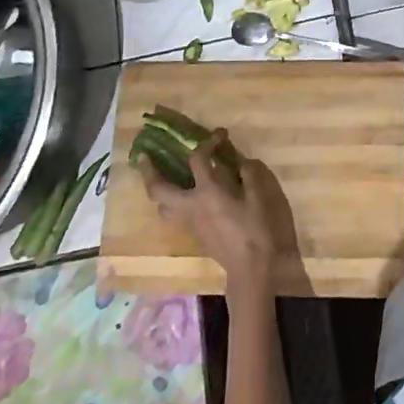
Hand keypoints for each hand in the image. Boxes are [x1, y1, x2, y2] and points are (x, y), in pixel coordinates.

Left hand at [142, 130, 279, 295]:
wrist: (251, 269)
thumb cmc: (257, 231)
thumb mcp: (260, 197)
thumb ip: (249, 175)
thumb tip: (242, 163)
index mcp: (207, 192)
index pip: (198, 159)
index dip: (207, 142)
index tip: (219, 134)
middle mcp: (191, 206)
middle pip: (159, 188)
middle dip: (148, 171)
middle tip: (143, 157)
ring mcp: (189, 223)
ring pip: (162, 206)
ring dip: (159, 191)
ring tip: (164, 181)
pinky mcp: (194, 235)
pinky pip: (176, 216)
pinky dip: (175, 204)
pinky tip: (189, 199)